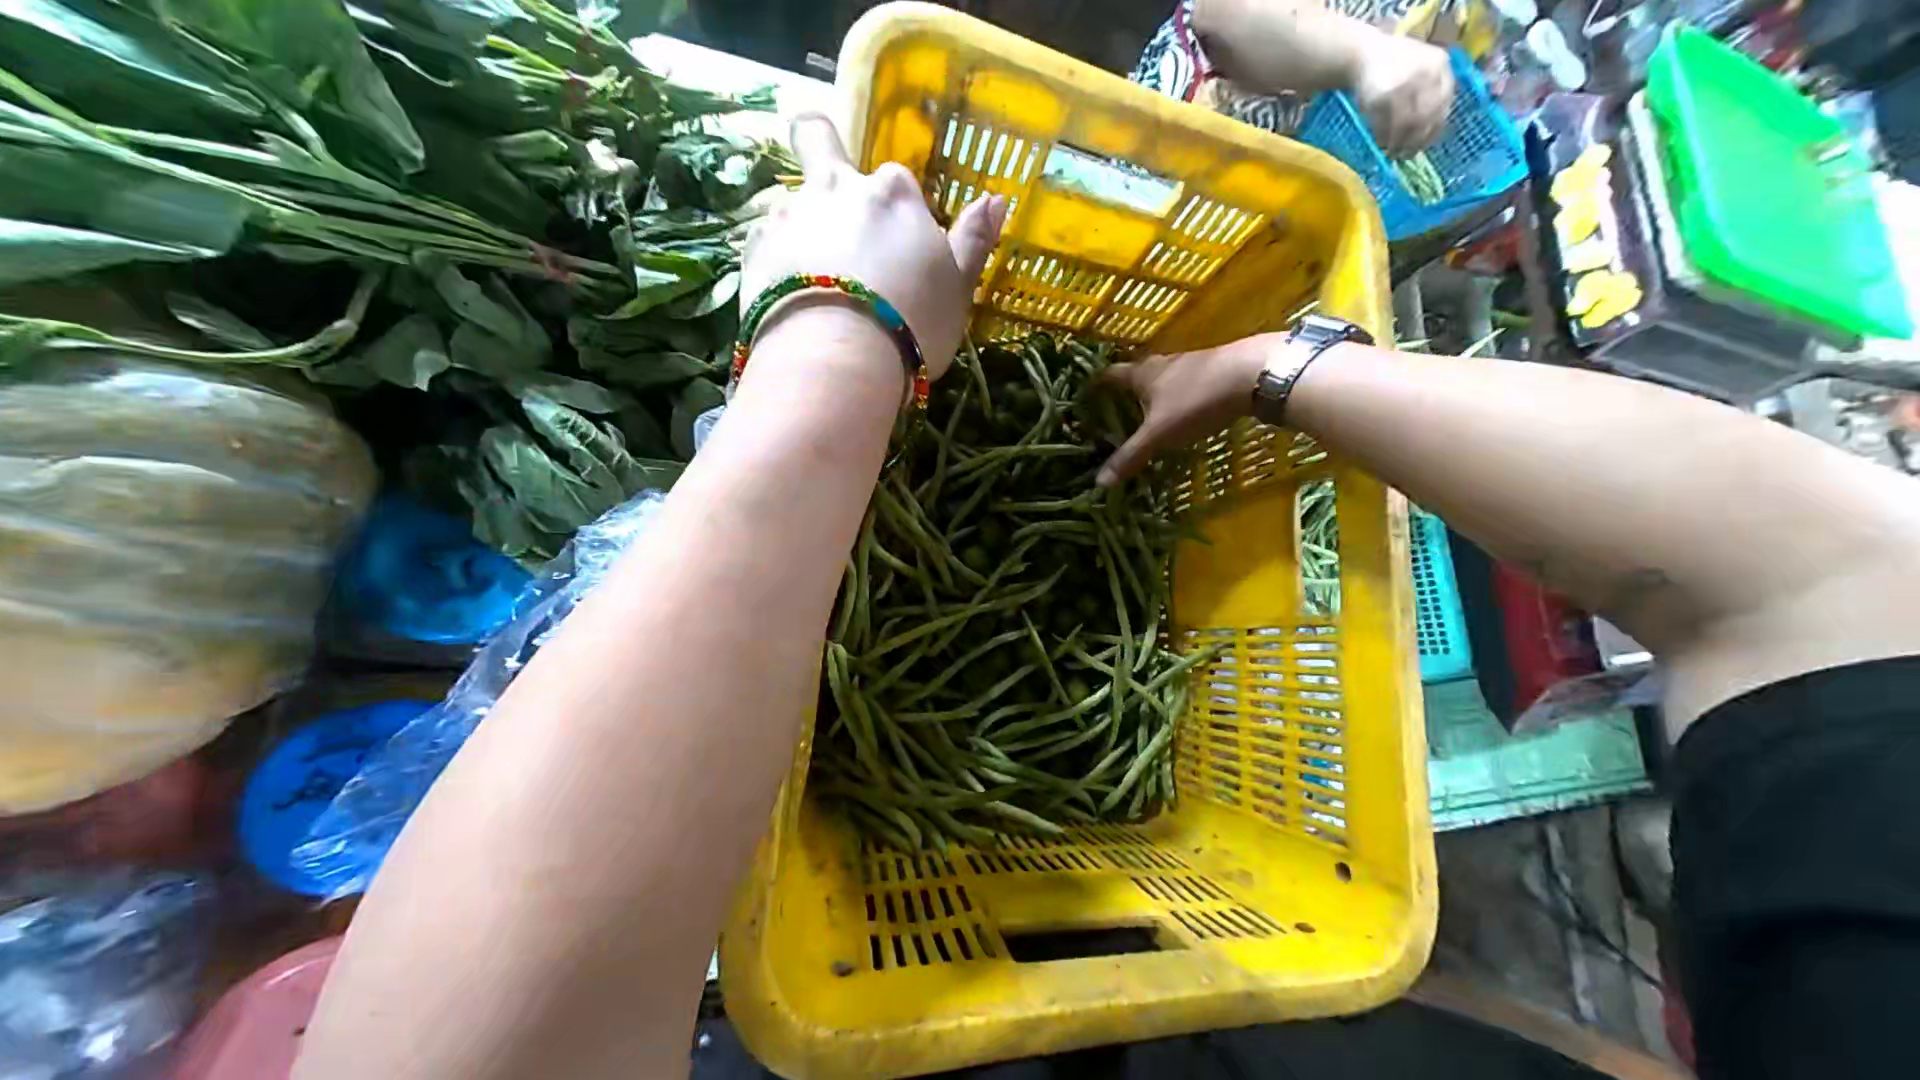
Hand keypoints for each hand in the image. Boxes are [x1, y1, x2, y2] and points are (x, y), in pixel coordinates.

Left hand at [742, 114, 1006, 381]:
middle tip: (827, 194)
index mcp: (892, 194)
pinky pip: (762, 242)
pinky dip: (774, 261)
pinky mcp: (753, 250)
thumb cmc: (912, 325)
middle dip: (817, 143)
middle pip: (815, 137)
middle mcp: (836, 187)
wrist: (839, 362)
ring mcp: (789, 214)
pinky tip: (786, 296)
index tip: (898, 243)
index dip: (896, 209)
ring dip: (799, 225)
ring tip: (810, 278)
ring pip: (788, 200)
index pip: (895, 181)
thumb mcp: (958, 290)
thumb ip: (973, 241)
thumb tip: (995, 199)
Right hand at [1095, 334, 1279, 487]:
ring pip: (1159, 381)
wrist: (1253, 373)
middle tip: (1109, 415)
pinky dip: (1174, 399)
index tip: (1081, 400)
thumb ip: (1131, 456)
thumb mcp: (1159, 433)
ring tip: (1142, 417)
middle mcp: (1160, 364)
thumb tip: (1099, 483)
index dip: (1092, 386)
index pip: (1106, 375)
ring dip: (1149, 396)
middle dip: (1121, 394)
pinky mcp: (1211, 371)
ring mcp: (1188, 365)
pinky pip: (1182, 385)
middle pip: (1133, 376)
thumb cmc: (1196, 400)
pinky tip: (1179, 414)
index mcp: (1140, 374)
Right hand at [1348, 33, 1454, 155]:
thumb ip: (1432, 93)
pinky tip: (1381, 142)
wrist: (1366, 55)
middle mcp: (1424, 74)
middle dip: (1416, 140)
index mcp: (1440, 65)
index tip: (1425, 143)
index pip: (1443, 104)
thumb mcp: (1422, 71)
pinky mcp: (1380, 98)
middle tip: (1408, 154)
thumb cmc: (1397, 66)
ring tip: (1393, 151)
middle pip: (1425, 117)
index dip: (1435, 129)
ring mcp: (1402, 86)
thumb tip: (1431, 134)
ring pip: (1406, 125)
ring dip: (1398, 143)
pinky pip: (1385, 125)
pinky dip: (1383, 138)